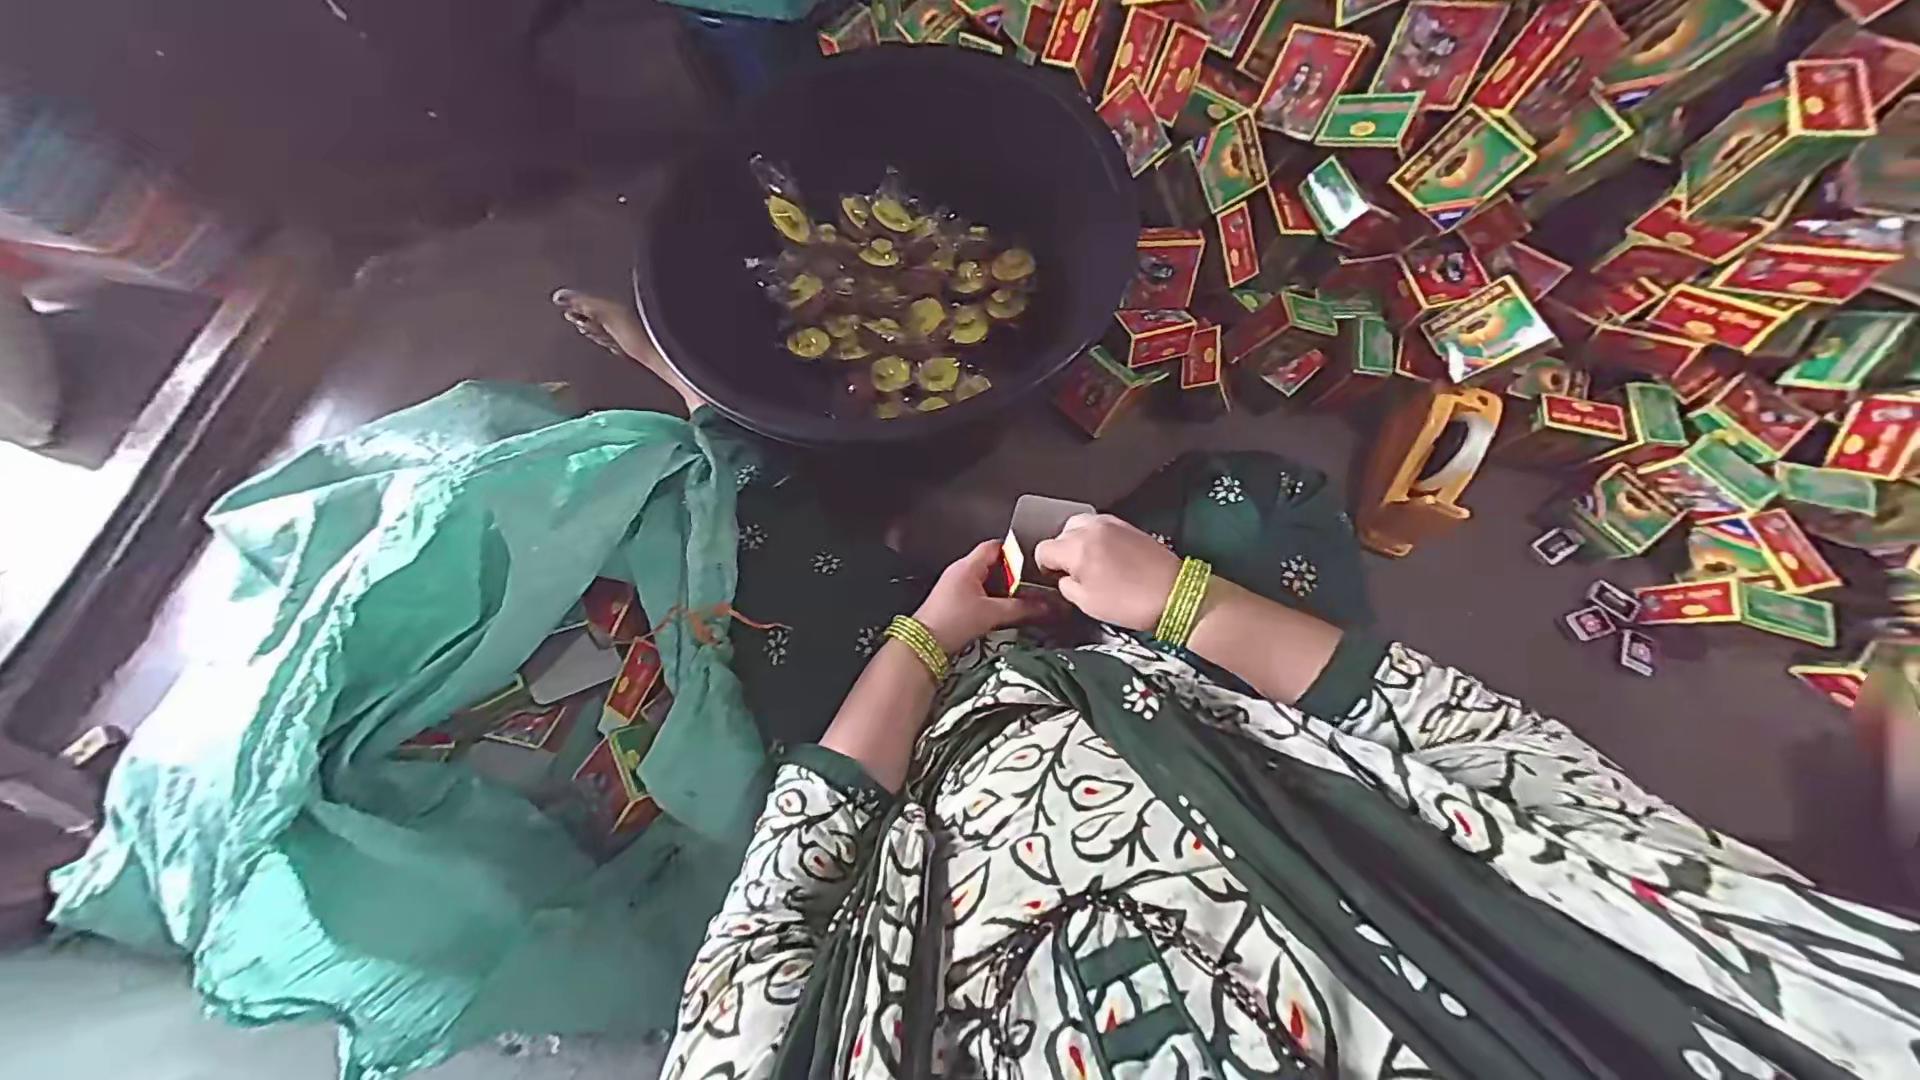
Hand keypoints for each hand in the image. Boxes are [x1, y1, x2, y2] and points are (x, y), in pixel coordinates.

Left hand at [913, 540, 1050, 652]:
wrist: (924, 645)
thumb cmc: (952, 622)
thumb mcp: (992, 614)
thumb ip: (1021, 608)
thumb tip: (1046, 607)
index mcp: (967, 566)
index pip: (995, 546)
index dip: (1014, 551)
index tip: (1032, 561)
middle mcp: (960, 572)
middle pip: (992, 564)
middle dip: (1013, 573)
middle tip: (1032, 583)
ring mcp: (955, 586)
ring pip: (986, 580)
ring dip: (1003, 588)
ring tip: (1022, 598)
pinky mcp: (953, 601)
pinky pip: (978, 593)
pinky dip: (992, 598)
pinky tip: (1003, 610)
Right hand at [1033, 514, 1180, 632]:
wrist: (1175, 594)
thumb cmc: (1128, 602)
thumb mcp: (1086, 603)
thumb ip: (1066, 586)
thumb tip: (1064, 577)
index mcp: (1075, 547)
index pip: (1043, 550)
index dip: (1045, 567)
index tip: (1055, 579)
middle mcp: (1090, 528)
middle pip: (1060, 534)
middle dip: (1062, 552)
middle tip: (1075, 573)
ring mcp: (1110, 523)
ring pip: (1080, 526)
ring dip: (1078, 542)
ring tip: (1090, 563)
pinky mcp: (1127, 525)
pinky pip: (1099, 526)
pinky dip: (1096, 538)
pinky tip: (1107, 557)